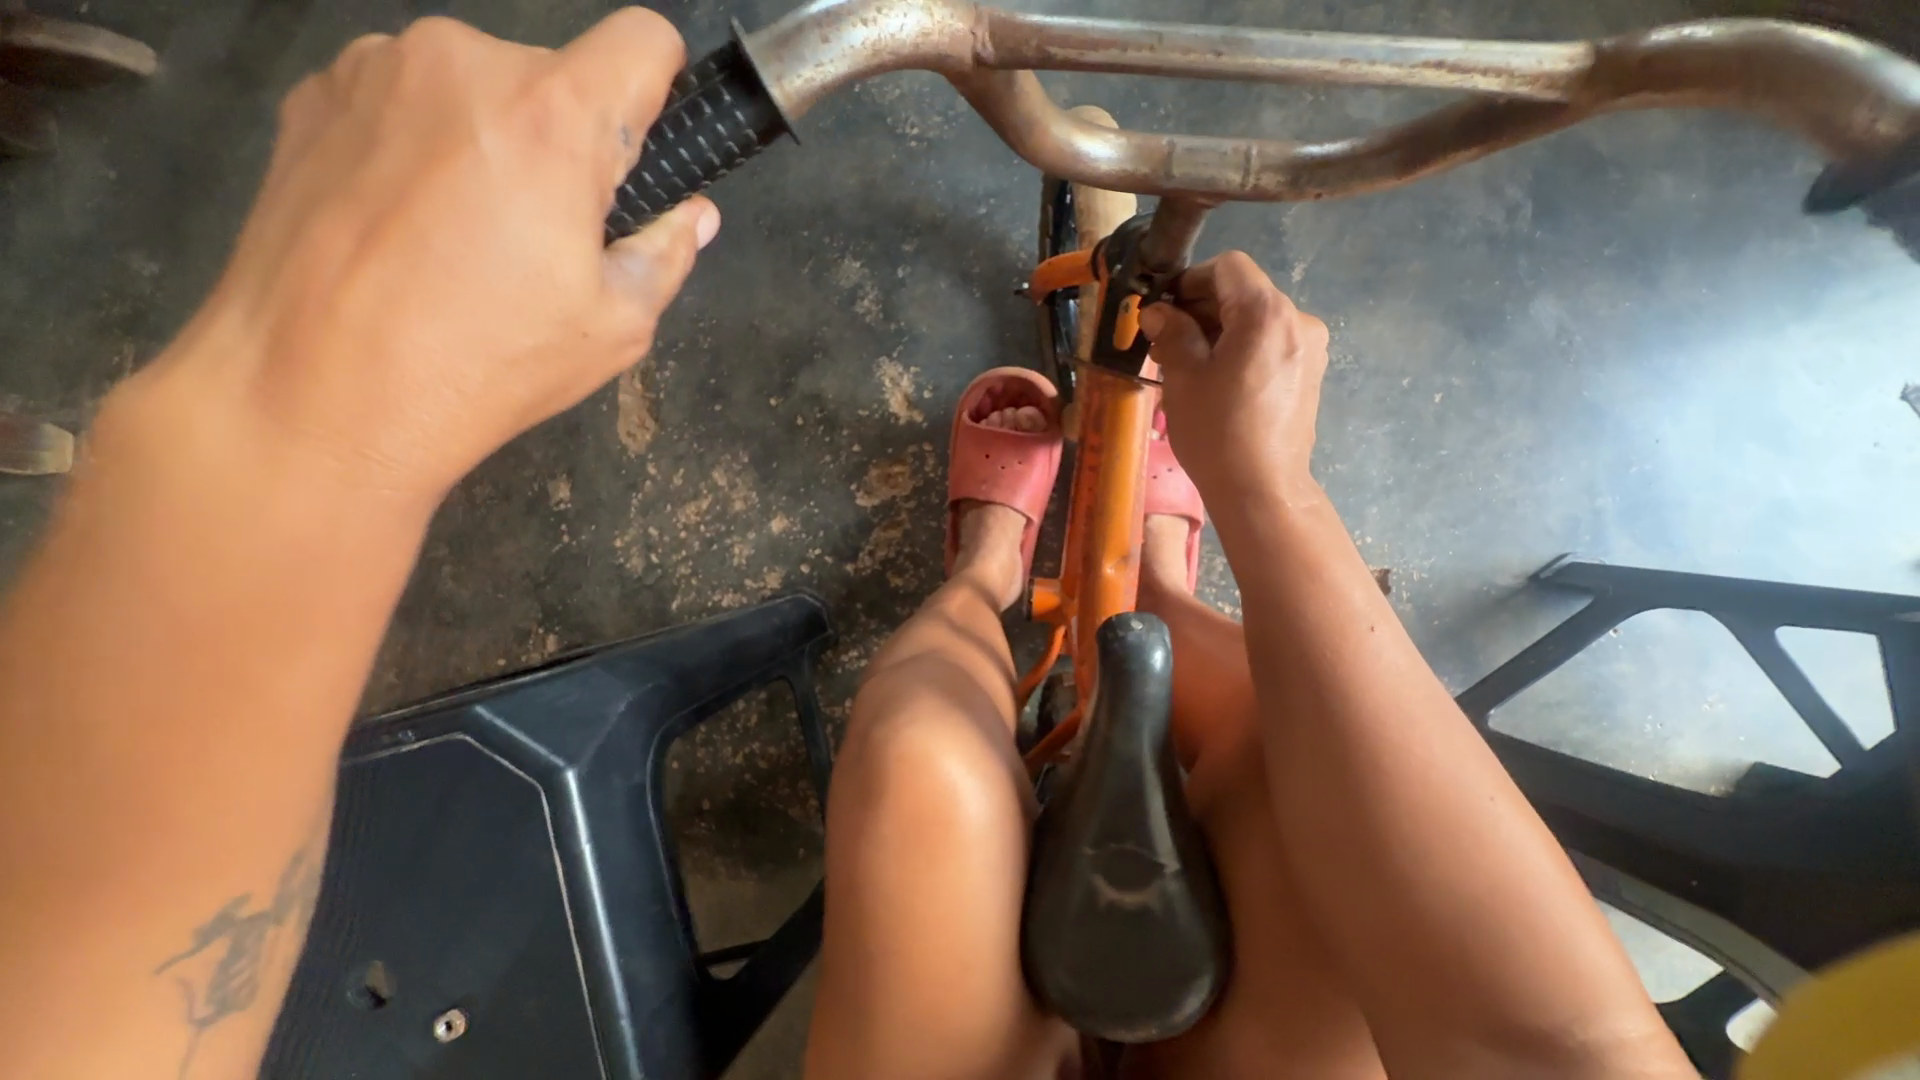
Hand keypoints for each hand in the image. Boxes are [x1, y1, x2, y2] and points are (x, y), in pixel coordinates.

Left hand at [124, 10, 714, 502]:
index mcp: (554, 116)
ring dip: (495, 139)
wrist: (316, 388)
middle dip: (570, 141)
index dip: (662, 88)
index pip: (645, 41)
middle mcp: (464, 62)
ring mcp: (377, 68)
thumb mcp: (615, 326)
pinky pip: (405, 99)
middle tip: (547, 230)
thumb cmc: (489, 361)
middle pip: (556, 77)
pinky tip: (407, 223)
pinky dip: (425, 144)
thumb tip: (692, 216)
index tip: (643, 147)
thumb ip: (666, 252)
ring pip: (478, 88)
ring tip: (467, 233)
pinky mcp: (315, 94)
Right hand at [1140, 252, 1329, 499]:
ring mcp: (1310, 347)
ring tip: (1189, 365)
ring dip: (1220, 331)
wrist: (1261, 488)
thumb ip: (1172, 333)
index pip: (1228, 267)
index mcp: (1266, 313)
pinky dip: (1242, 349)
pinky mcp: (1311, 372)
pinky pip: (1271, 343)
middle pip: (1245, 292)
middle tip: (1166, 341)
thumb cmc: (1217, 431)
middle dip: (1202, 309)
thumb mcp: (1183, 378)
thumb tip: (1156, 311)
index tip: (1163, 309)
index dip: (1191, 280)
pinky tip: (1218, 380)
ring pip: (1257, 320)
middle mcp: (1298, 320)